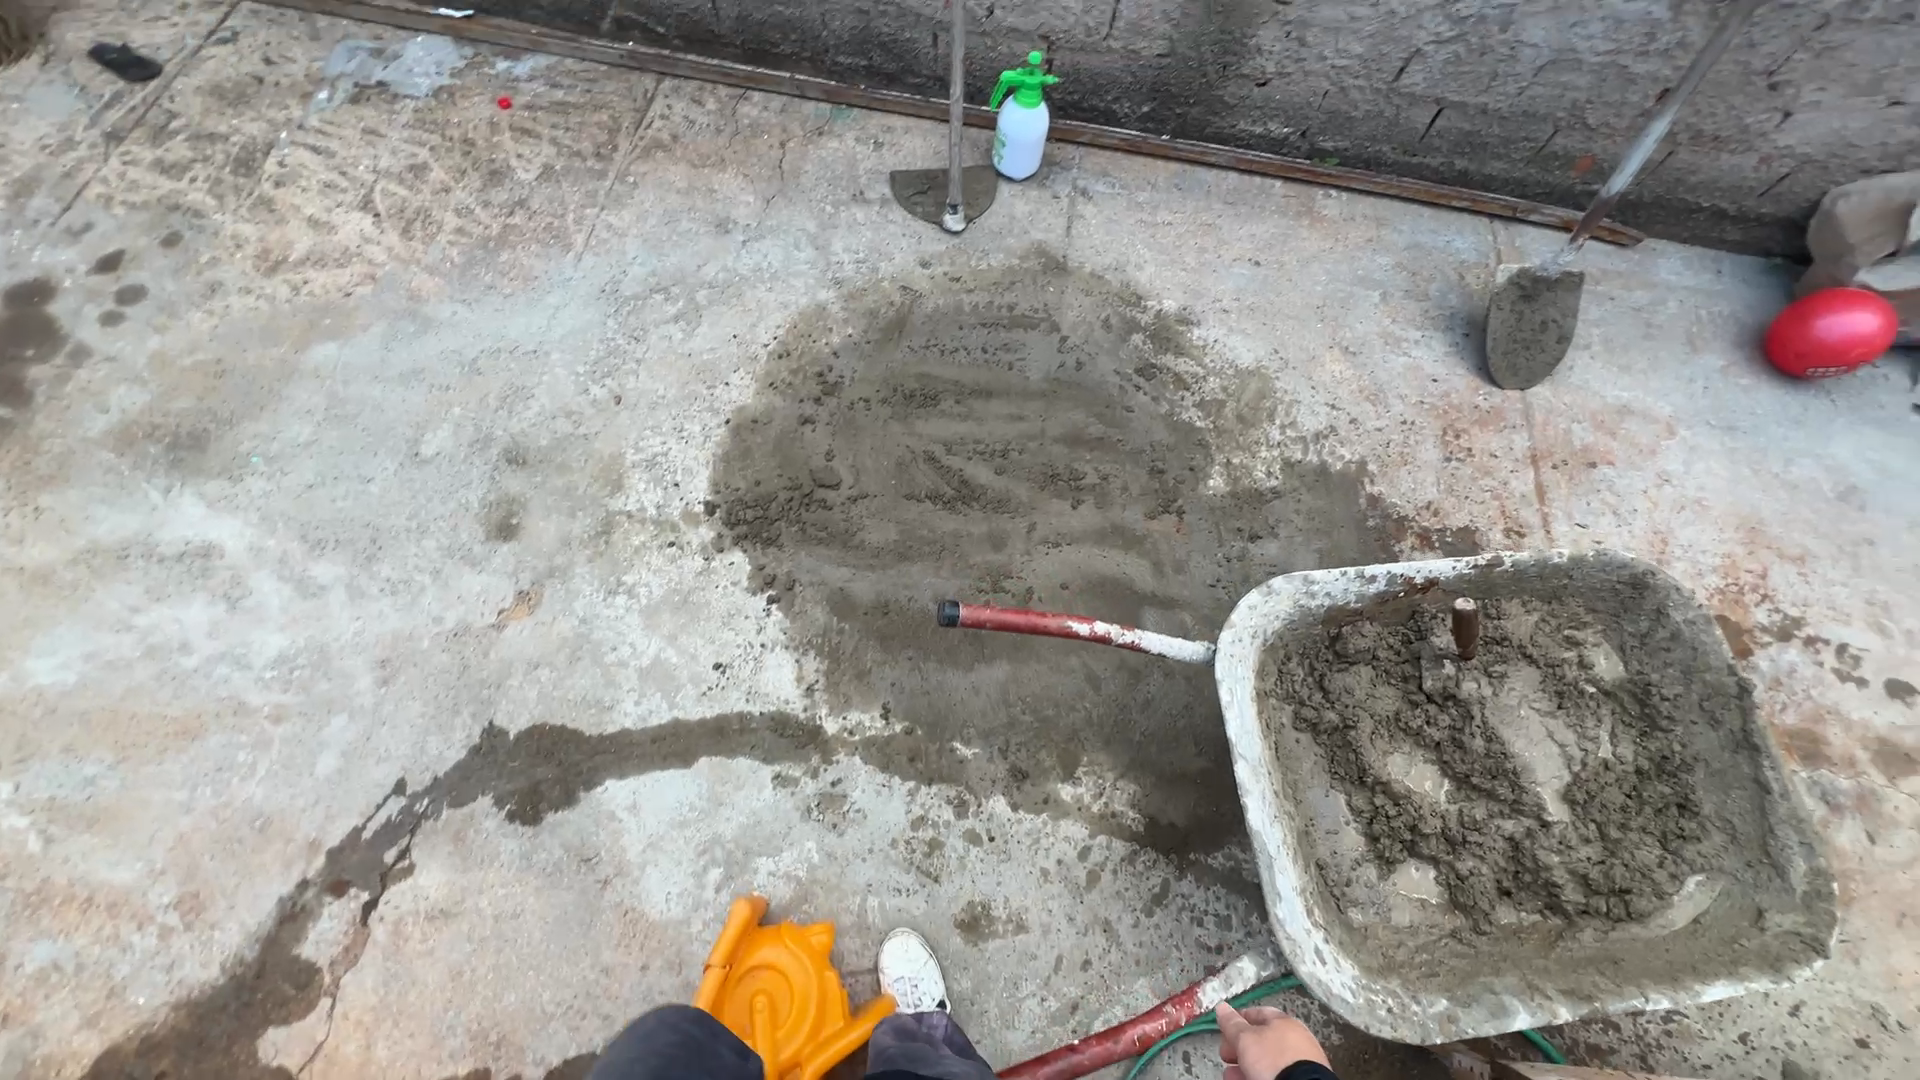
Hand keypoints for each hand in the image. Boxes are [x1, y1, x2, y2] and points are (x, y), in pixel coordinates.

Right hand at [1214, 1002, 1328, 1079]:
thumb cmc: (1272, 1061)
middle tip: (1225, 1055)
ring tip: (1230, 1075)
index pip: (1257, 1013)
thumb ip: (1231, 1023)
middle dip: (1239, 1047)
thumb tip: (1221, 1007)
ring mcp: (1301, 1063)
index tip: (1224, 1029)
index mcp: (1285, 1022)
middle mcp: (1296, 1040)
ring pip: (1267, 1061)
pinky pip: (1275, 1074)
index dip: (1237, 1019)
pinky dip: (1259, 1076)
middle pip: (1261, 1040)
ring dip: (1245, 1065)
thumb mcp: (1245, 1039)